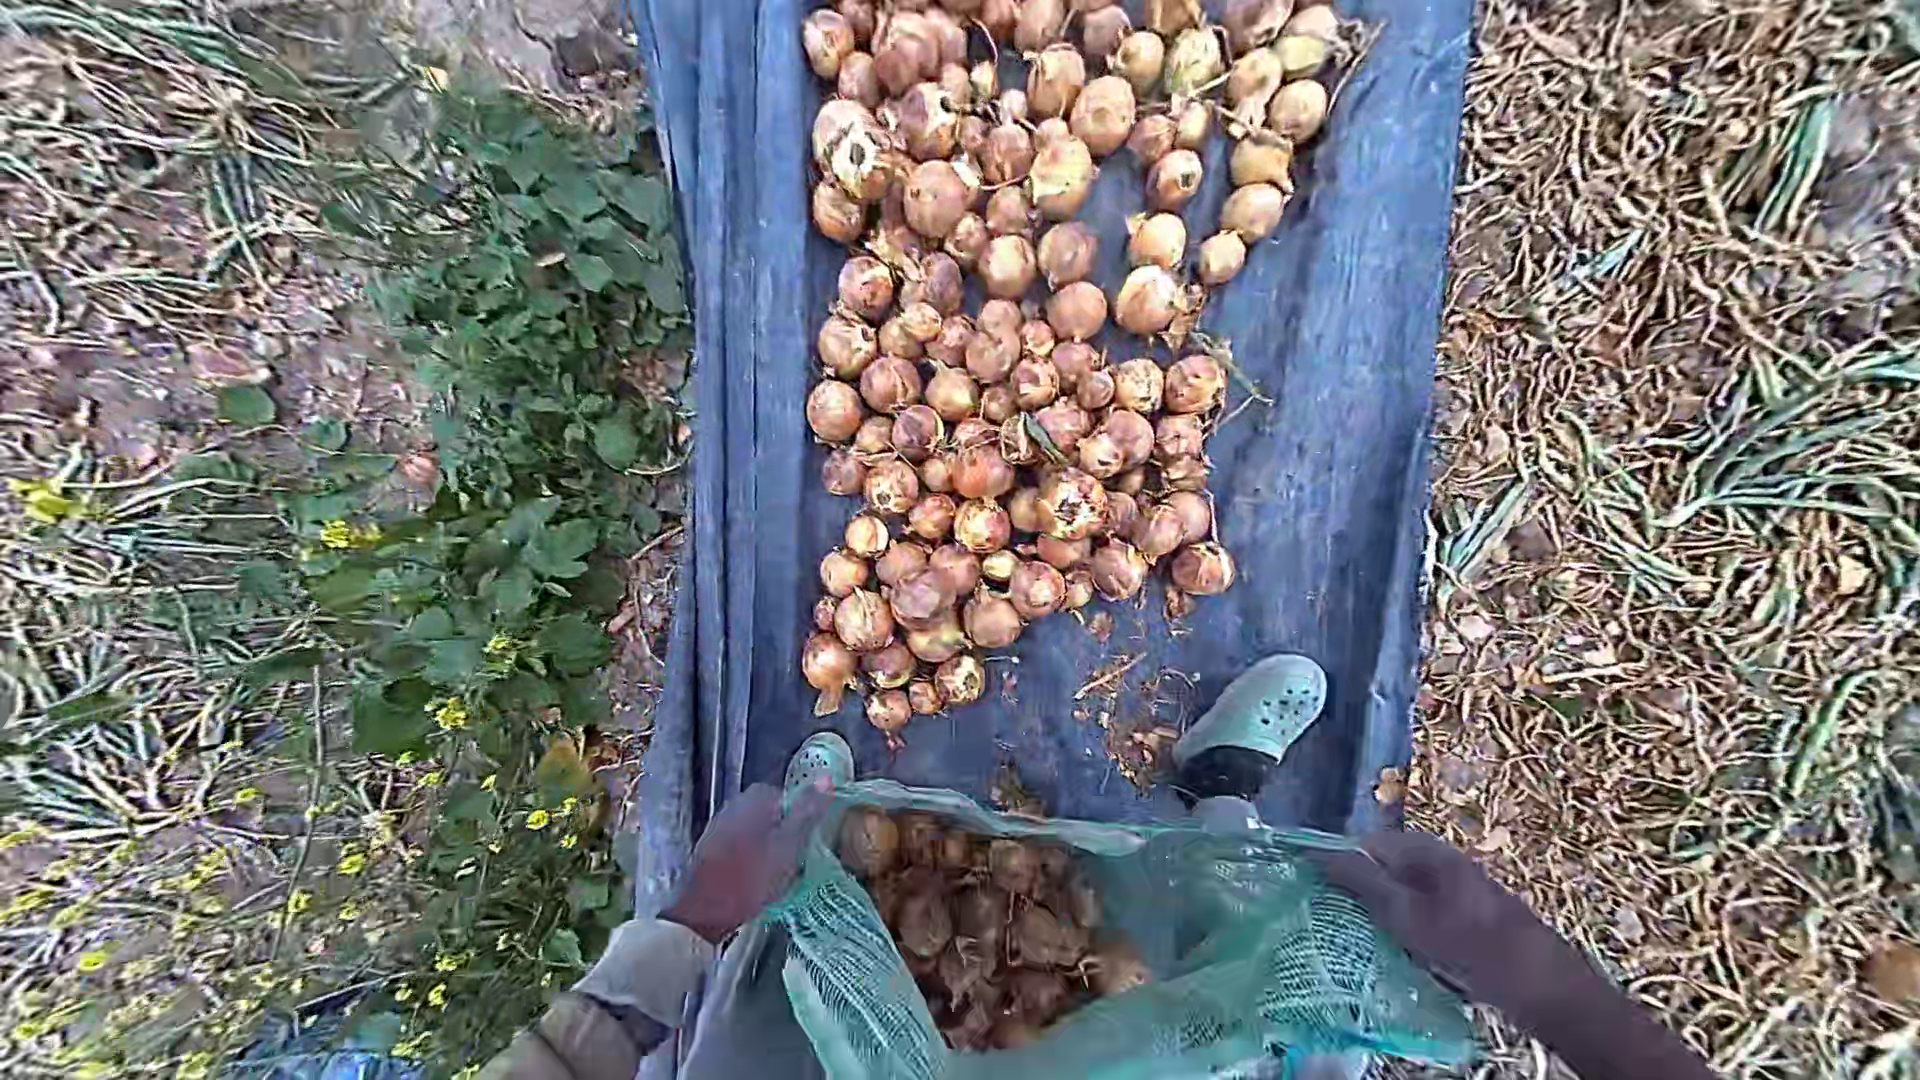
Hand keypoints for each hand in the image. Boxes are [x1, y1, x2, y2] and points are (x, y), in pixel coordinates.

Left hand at [660, 781, 831, 942]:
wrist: (700, 917)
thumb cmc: (749, 879)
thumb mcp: (789, 846)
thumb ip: (808, 811)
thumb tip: (827, 777)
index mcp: (755, 797)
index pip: (792, 796)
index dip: (804, 819)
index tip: (808, 843)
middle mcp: (736, 803)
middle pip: (774, 812)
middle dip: (787, 832)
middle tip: (795, 860)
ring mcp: (720, 825)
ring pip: (759, 829)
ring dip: (770, 846)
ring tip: (777, 873)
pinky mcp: (710, 848)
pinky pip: (742, 844)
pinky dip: (752, 856)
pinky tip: (755, 877)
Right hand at [1322, 829, 1591, 1019]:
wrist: (1560, 999)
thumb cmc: (1476, 949)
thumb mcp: (1406, 915)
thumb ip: (1358, 879)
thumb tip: (1313, 851)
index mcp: (1421, 848)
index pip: (1358, 844)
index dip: (1336, 867)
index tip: (1320, 895)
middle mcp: (1437, 858)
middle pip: (1380, 869)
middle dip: (1362, 894)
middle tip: (1349, 924)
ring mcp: (1457, 886)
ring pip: (1401, 894)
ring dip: (1387, 916)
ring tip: (1379, 942)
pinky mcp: (1470, 914)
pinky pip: (1423, 913)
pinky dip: (1412, 930)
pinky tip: (1413, 955)